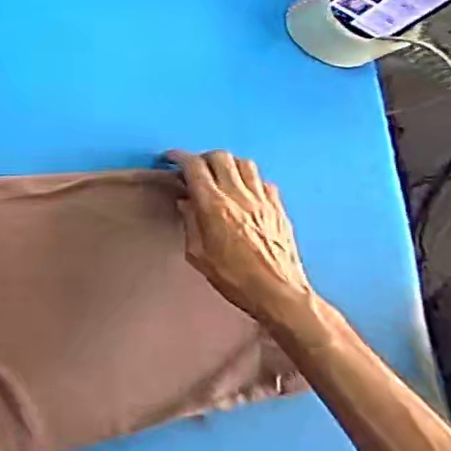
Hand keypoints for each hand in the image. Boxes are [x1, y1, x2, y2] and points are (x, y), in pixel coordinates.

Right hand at [166, 150, 314, 328]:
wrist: (278, 294)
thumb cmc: (234, 278)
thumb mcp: (198, 254)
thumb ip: (190, 222)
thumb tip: (185, 202)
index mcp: (213, 205)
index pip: (194, 166)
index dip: (179, 157)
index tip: (171, 158)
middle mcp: (238, 196)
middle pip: (220, 156)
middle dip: (203, 157)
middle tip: (195, 169)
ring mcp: (262, 201)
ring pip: (245, 163)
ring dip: (229, 164)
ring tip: (221, 176)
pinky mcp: (279, 209)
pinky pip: (264, 182)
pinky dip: (251, 181)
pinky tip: (245, 193)